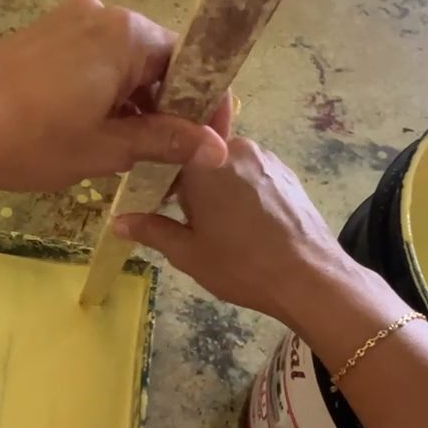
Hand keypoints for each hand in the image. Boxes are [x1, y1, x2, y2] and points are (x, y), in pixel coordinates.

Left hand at [0, 0, 229, 193]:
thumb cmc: (30, 139)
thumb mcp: (105, 148)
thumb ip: (165, 142)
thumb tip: (218, 148)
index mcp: (126, 34)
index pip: (188, 62)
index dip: (202, 106)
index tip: (206, 147)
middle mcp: (100, 14)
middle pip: (153, 60)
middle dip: (164, 107)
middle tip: (164, 157)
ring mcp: (64, 21)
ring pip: (118, 63)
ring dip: (130, 104)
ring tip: (125, 153)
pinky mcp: (37, 36)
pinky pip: (87, 62)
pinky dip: (99, 94)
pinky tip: (88, 131)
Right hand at [114, 138, 389, 330]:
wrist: (310, 279)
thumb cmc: (241, 265)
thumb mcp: (188, 253)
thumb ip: (151, 231)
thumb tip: (117, 222)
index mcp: (205, 162)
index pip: (169, 148)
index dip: (156, 168)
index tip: (151, 193)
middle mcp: (237, 149)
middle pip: (199, 154)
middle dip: (188, 178)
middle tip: (182, 215)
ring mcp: (267, 159)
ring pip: (227, 163)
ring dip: (216, 184)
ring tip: (216, 223)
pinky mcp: (288, 174)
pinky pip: (252, 173)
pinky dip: (241, 190)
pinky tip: (244, 223)